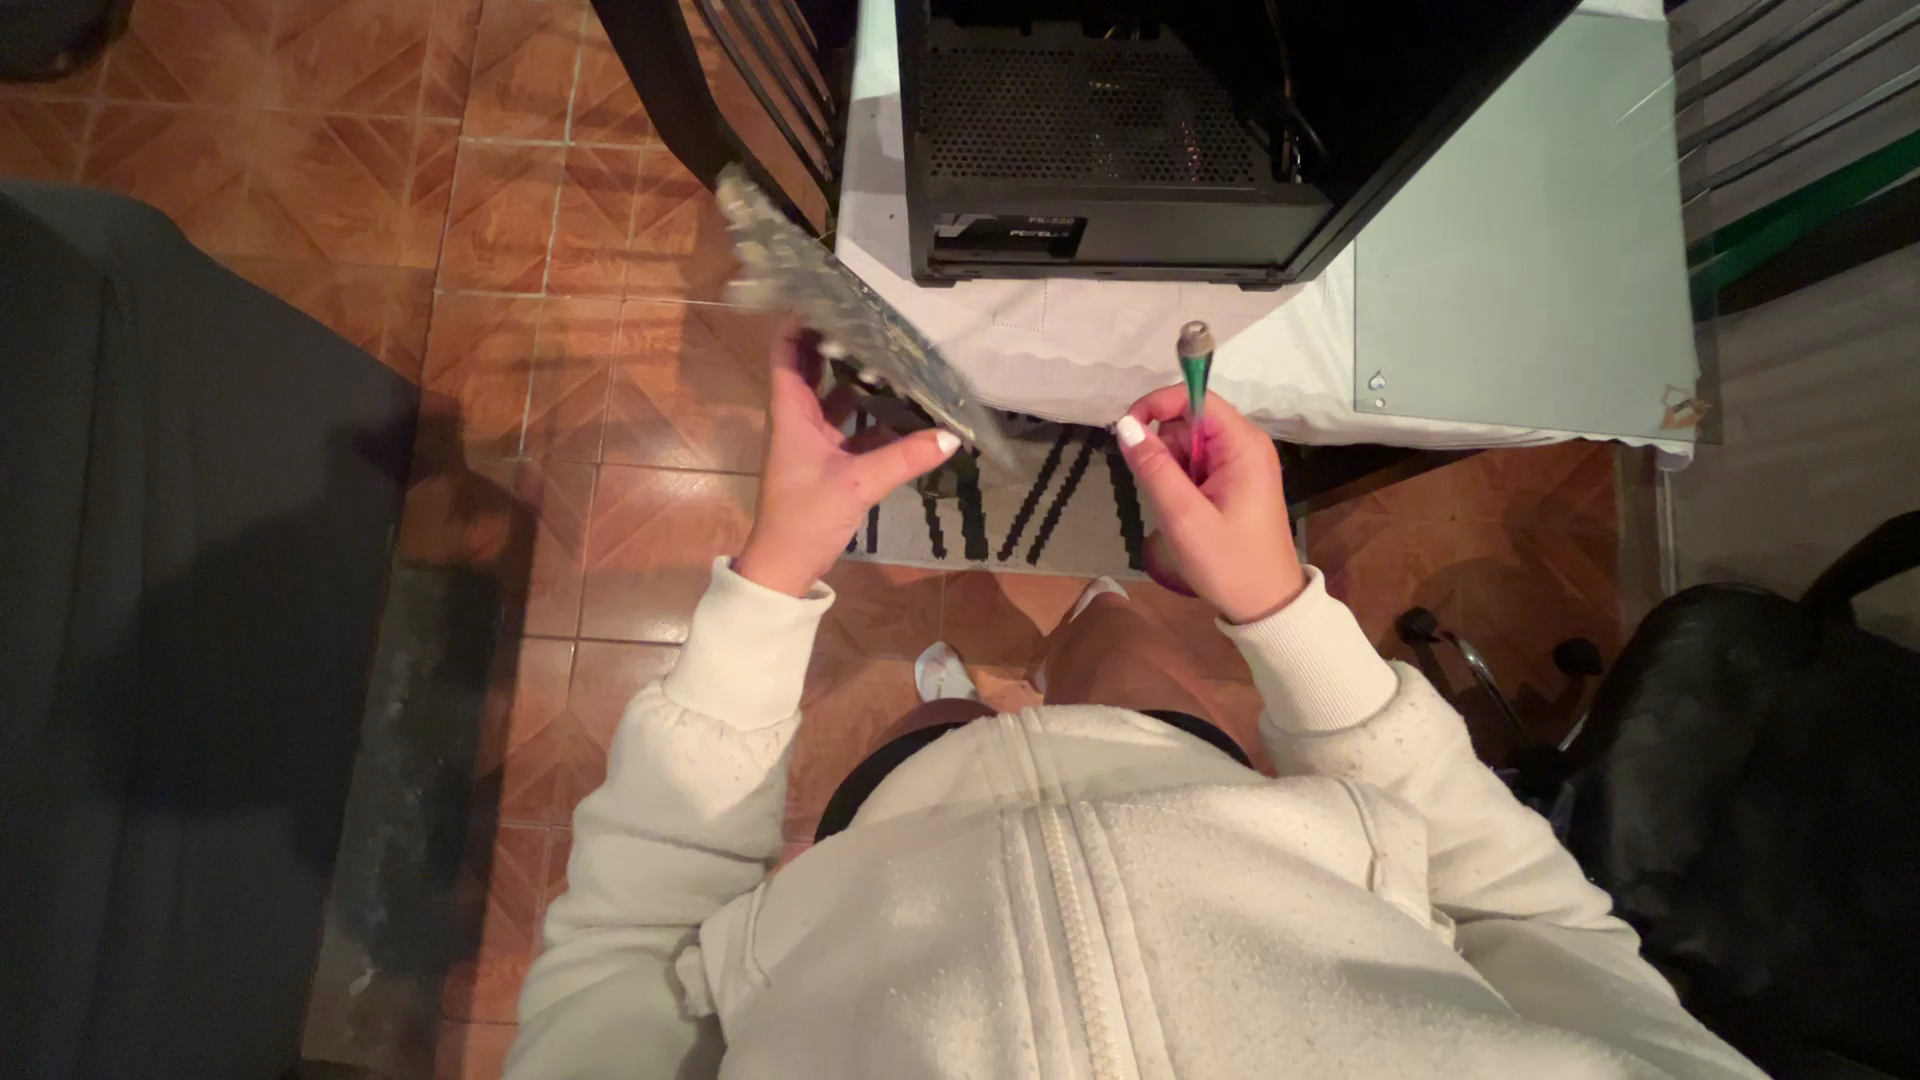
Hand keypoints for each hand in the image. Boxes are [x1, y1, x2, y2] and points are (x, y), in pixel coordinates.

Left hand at [735, 322, 960, 595]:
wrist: (786, 565)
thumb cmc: (807, 517)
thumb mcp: (858, 484)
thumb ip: (904, 458)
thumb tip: (951, 436)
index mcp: (792, 414)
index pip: (785, 353)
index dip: (798, 323)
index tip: (828, 300)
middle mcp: (799, 420)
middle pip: (811, 369)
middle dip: (836, 345)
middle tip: (872, 323)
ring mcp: (812, 442)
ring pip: (833, 399)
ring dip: (856, 379)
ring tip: (890, 356)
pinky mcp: (826, 462)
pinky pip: (848, 428)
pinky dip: (868, 417)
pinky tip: (898, 409)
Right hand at [1113, 386, 1304, 623]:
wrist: (1265, 604)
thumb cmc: (1227, 562)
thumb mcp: (1183, 516)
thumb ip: (1153, 467)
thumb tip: (1124, 424)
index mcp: (1242, 445)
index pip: (1195, 398)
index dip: (1157, 405)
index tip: (1125, 432)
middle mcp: (1245, 445)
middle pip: (1189, 420)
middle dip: (1162, 446)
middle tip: (1158, 490)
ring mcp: (1240, 464)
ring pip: (1188, 444)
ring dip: (1169, 467)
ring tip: (1173, 506)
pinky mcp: (1233, 482)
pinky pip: (1196, 465)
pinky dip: (1179, 481)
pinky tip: (1181, 510)